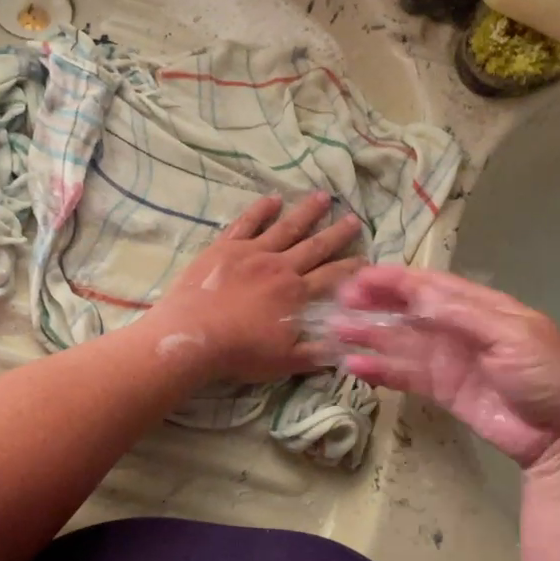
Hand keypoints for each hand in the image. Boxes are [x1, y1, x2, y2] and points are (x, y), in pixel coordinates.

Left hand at [149, 193, 363, 383]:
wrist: (192, 337)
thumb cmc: (239, 354)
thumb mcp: (284, 363)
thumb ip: (316, 354)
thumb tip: (344, 348)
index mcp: (297, 295)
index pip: (333, 277)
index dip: (352, 269)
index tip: (367, 259)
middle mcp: (280, 267)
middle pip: (315, 247)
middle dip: (337, 234)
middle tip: (353, 219)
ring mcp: (252, 253)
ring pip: (286, 227)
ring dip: (306, 212)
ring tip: (322, 197)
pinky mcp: (226, 247)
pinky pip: (248, 222)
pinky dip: (261, 209)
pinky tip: (273, 198)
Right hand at [331, 267, 559, 473]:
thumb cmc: (547, 377)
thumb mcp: (512, 336)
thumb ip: (462, 314)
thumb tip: (416, 293)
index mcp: (483, 307)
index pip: (431, 285)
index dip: (395, 280)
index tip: (359, 278)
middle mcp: (462, 329)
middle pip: (411, 311)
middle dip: (376, 305)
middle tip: (339, 304)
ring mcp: (451, 361)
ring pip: (402, 343)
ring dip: (371, 336)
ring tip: (337, 333)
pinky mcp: (444, 392)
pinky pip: (407, 376)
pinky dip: (382, 370)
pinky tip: (356, 366)